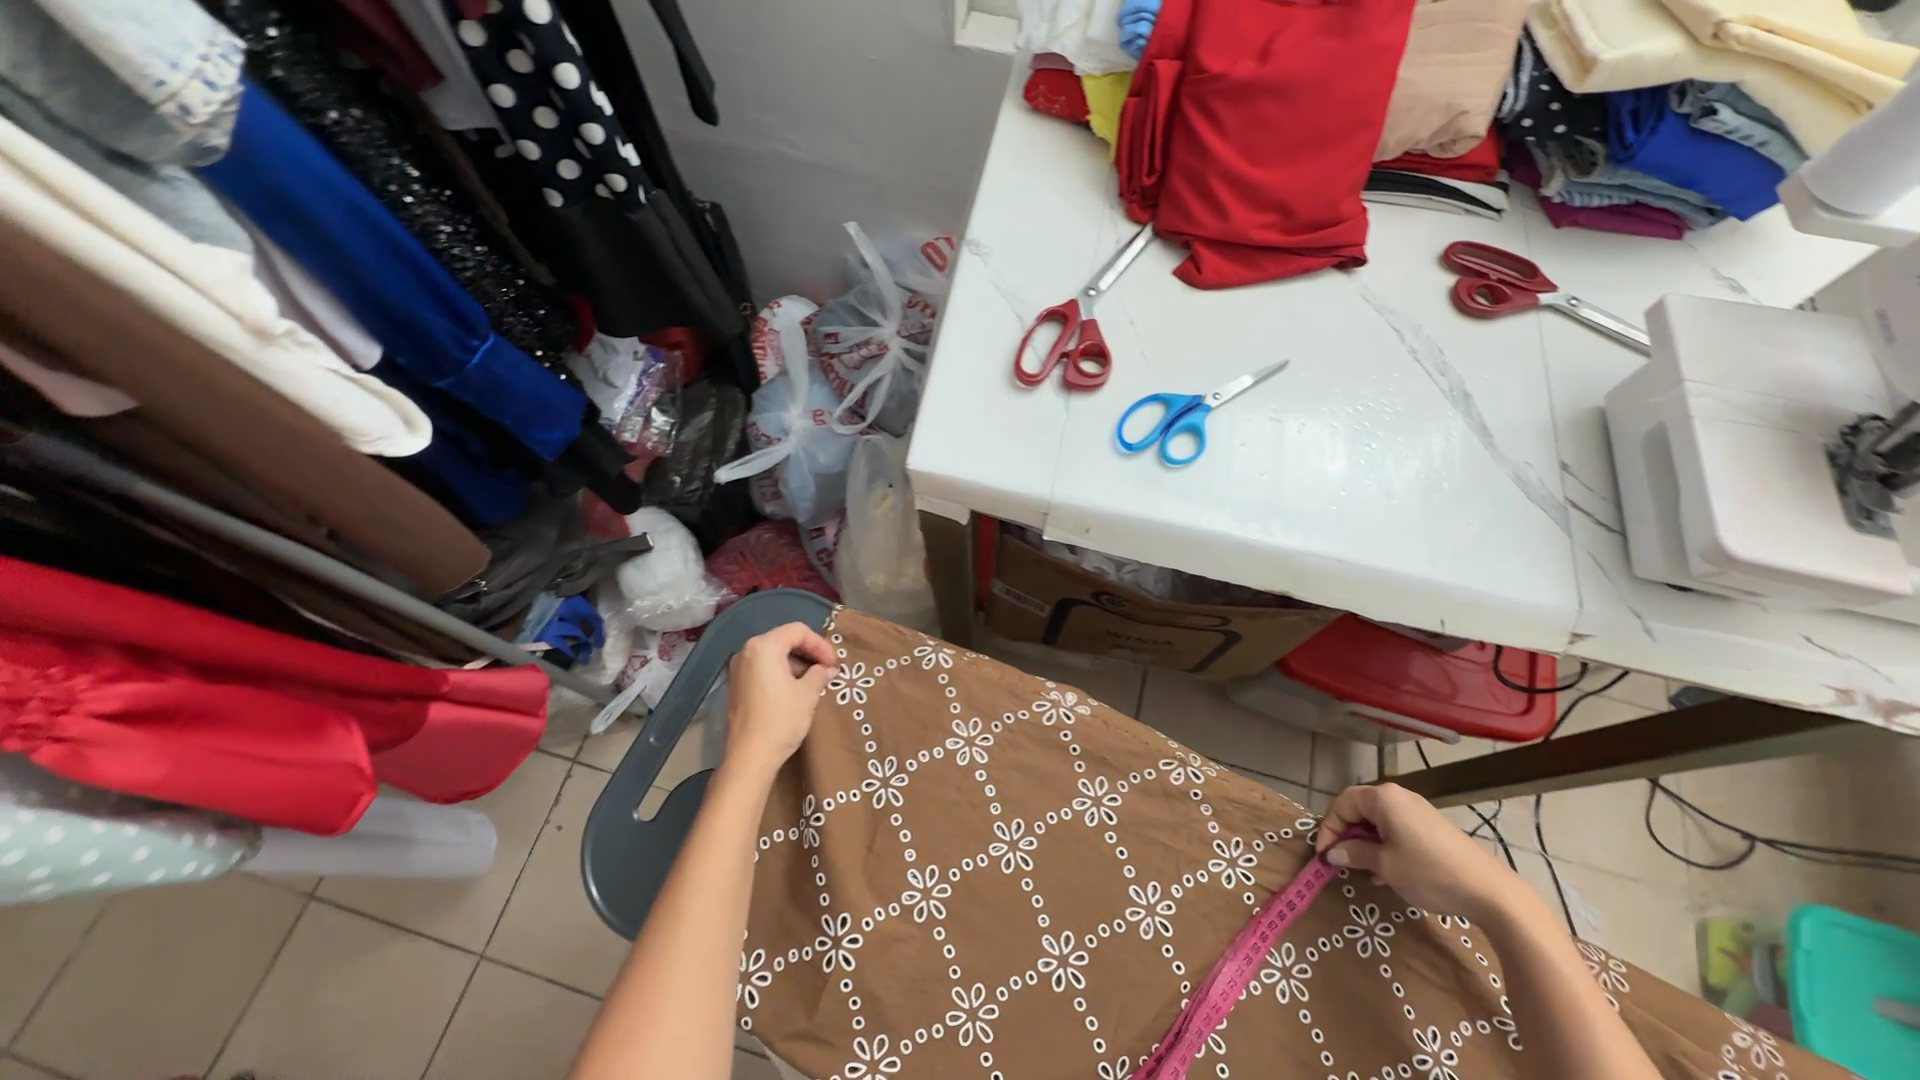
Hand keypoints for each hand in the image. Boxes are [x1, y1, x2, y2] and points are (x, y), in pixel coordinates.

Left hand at [722, 622, 837, 777]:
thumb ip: (820, 674)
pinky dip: (782, 673)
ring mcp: (738, 669)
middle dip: (809, 653)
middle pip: (784, 640)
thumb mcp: (807, 694)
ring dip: (796, 664)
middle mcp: (746, 651)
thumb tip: (827, 669)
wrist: (750, 756)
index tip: (834, 664)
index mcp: (763, 647)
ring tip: (815, 681)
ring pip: (773, 655)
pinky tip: (796, 690)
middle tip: (827, 670)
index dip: (820, 644)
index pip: (797, 631)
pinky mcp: (736, 686)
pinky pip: (763, 669)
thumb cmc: (781, 720)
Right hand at [1313, 783, 1528, 922]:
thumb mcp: (1384, 866)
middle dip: (1346, 834)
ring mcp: (1418, 811)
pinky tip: (1386, 872)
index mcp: (1383, 798)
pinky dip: (1384, 844)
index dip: (1328, 828)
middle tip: (1340, 861)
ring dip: (1365, 842)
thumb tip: (1332, 853)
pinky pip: (1396, 829)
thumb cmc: (1428, 872)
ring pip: (1378, 820)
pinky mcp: (1431, 827)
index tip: (1324, 855)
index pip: (1342, 803)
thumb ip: (1354, 854)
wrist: (1489, 890)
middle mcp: (1399, 797)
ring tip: (1362, 870)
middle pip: (1359, 808)